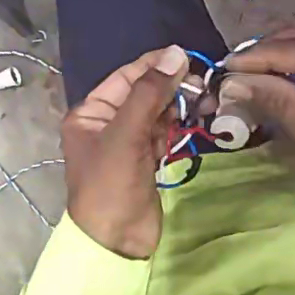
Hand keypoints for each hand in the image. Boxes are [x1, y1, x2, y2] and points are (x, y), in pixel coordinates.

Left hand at [62, 44, 187, 258]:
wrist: (116, 241)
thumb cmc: (111, 185)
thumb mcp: (126, 134)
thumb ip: (149, 93)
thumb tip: (176, 53)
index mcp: (90, 114)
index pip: (125, 78)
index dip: (154, 65)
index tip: (187, 56)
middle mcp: (106, 124)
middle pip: (142, 94)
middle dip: (170, 87)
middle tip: (203, 83)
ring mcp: (127, 143)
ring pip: (156, 113)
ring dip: (178, 106)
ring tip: (204, 101)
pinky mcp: (145, 160)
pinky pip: (162, 133)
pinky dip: (177, 126)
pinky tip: (195, 119)